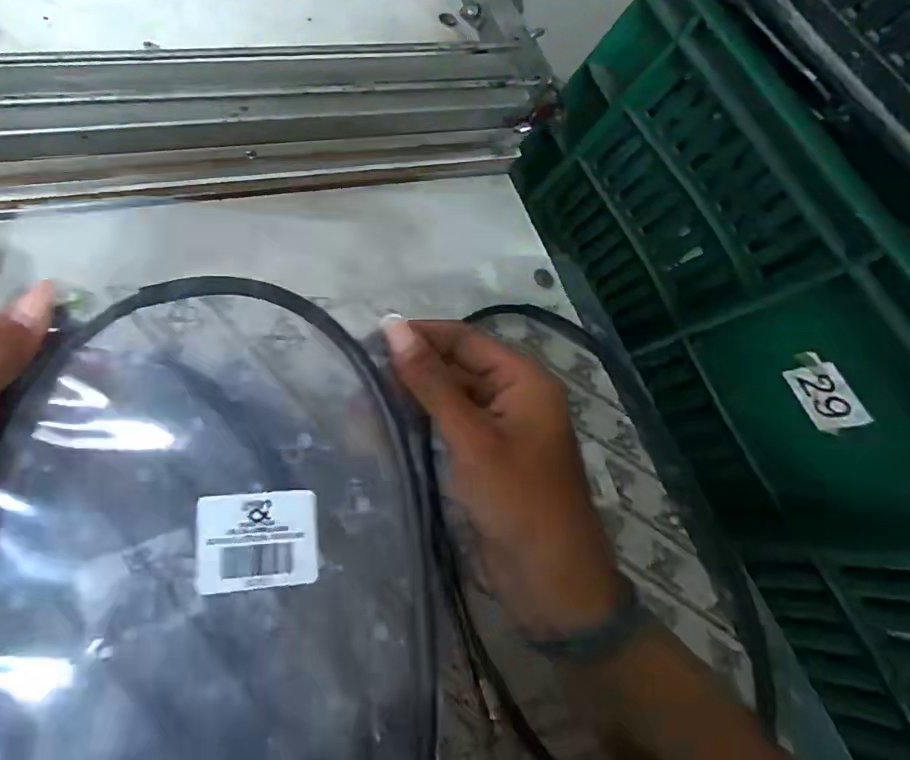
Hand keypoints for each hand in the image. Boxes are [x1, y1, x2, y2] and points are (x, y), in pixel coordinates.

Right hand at [382, 317, 625, 636]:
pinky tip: (381, 432)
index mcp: (523, 379)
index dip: (420, 334)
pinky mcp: (484, 458)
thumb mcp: (471, 436)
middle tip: (357, 375)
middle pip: (455, 368)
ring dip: (408, 401)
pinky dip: (418, 428)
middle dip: (409, 371)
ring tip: (358, 405)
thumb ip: (431, 381)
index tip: (370, 337)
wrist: (552, 584)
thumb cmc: (518, 500)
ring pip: (447, 399)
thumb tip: (393, 325)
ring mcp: (499, 429)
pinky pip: (448, 429)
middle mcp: (513, 396)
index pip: (464, 339)